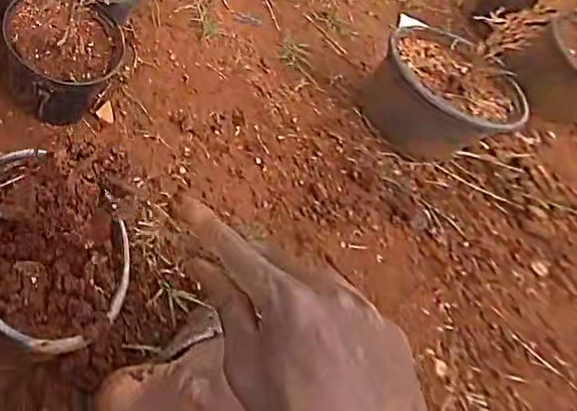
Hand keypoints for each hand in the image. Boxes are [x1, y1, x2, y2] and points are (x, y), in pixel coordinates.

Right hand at [177, 196, 423, 410]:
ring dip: (284, 281)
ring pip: (310, 274)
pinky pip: (346, 302)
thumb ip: (227, 310)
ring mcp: (364, 309)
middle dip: (245, 258)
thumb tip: (202, 267)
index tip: (186, 204)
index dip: (206, 225)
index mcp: (286, 301)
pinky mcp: (390, 330)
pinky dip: (322, 307)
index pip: (234, 249)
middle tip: (223, 270)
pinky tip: (316, 338)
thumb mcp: (247, 372)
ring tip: (273, 315)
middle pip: (272, 255)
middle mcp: (327, 292)